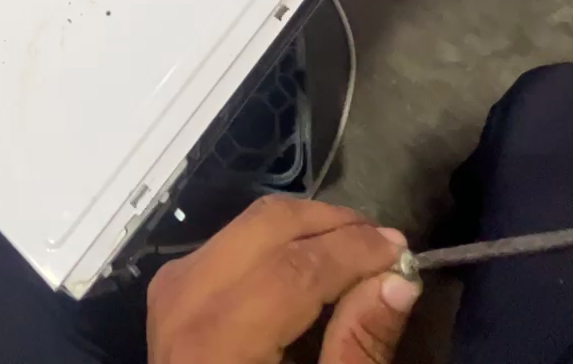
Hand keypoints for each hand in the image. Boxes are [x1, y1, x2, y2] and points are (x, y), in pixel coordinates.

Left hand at [146, 195, 420, 363]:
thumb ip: (356, 349)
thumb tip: (397, 281)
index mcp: (215, 340)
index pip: (293, 268)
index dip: (351, 251)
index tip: (400, 245)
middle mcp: (183, 294)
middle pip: (268, 226)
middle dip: (331, 223)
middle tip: (383, 239)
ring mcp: (172, 281)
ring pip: (249, 221)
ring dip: (307, 225)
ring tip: (357, 245)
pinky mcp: (173, 278)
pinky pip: (232, 236)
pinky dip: (278, 237)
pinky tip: (313, 255)